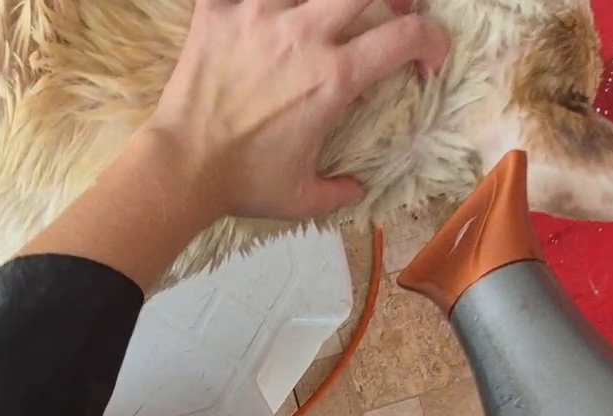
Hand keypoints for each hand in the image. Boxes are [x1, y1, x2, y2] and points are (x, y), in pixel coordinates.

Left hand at [144, 0, 449, 220]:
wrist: (182, 169)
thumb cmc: (242, 185)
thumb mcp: (299, 199)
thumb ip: (337, 193)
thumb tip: (357, 191)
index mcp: (332, 79)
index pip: (404, 39)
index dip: (431, 42)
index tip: (429, 60)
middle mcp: (303, 35)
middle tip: (393, 10)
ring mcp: (260, 15)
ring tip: (328, 10)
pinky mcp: (219, 12)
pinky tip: (259, 10)